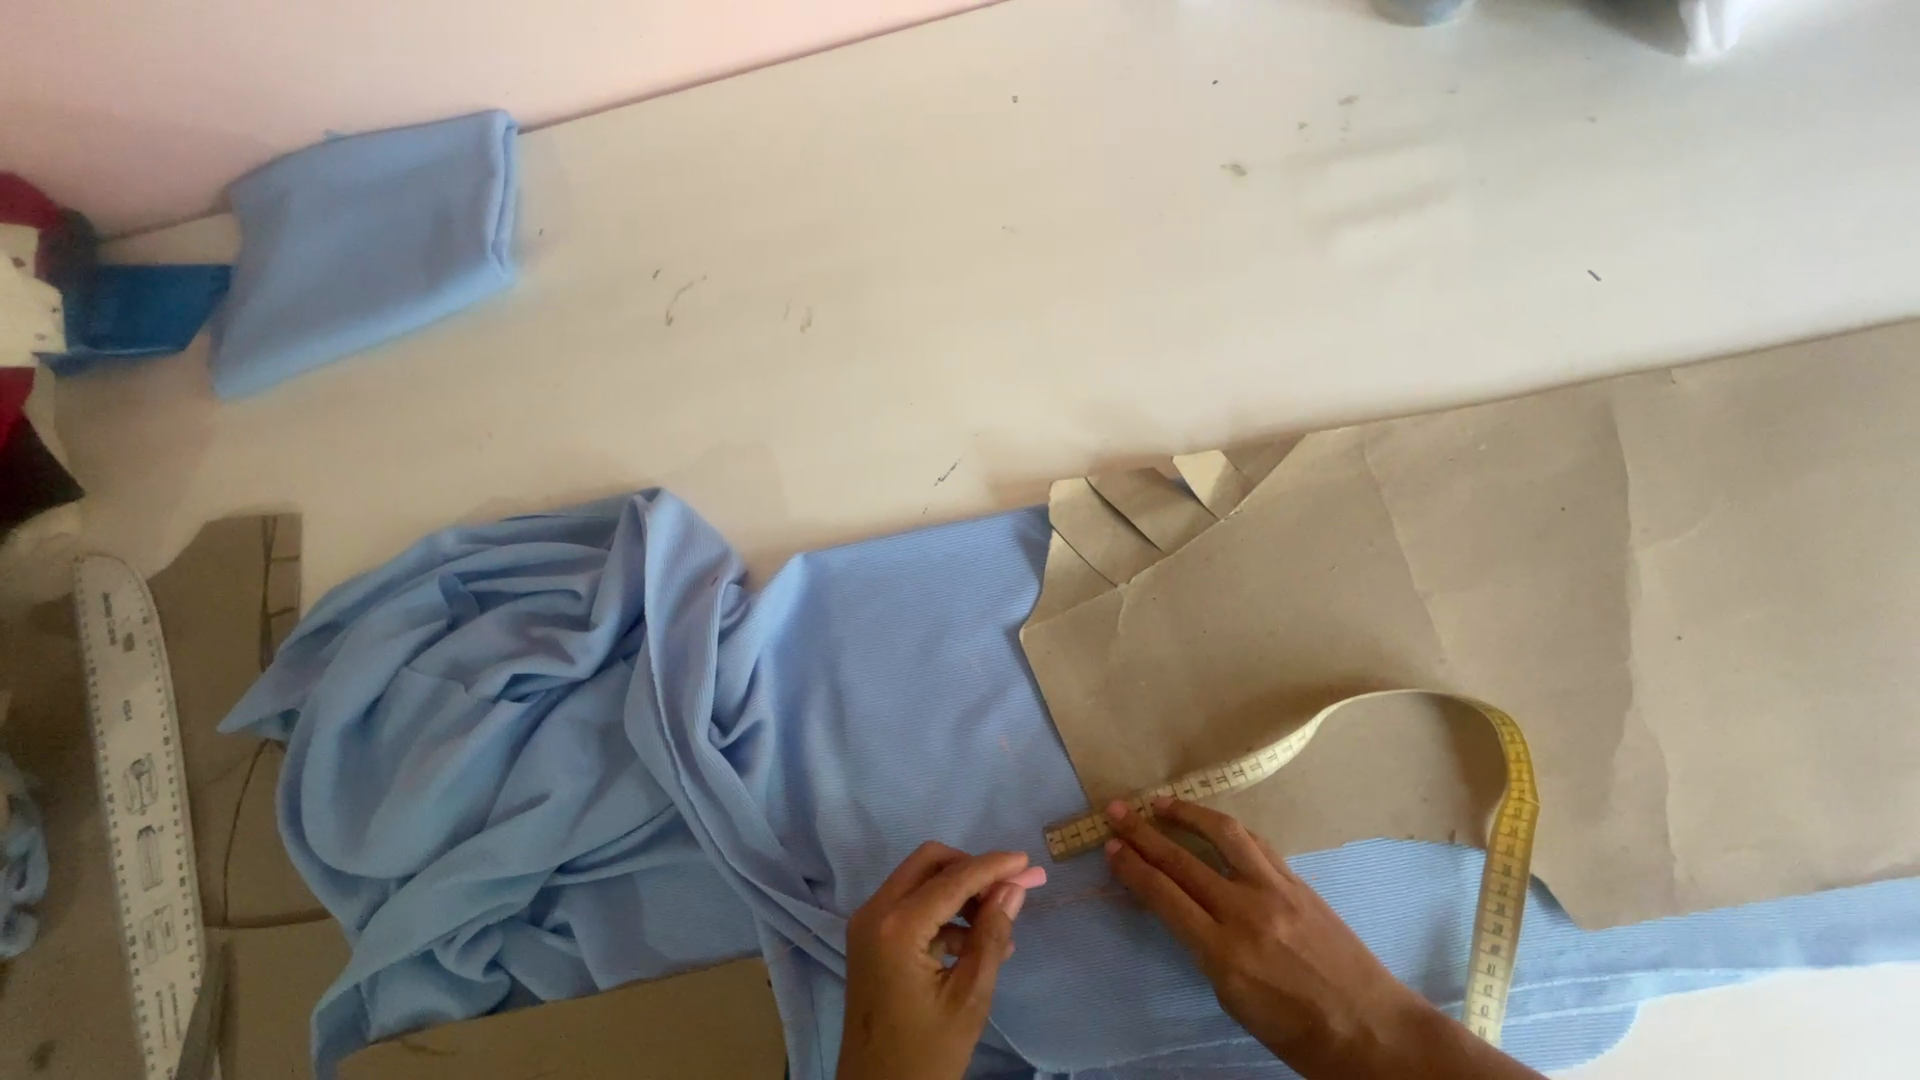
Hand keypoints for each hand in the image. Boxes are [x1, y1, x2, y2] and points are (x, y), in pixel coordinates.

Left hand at [837, 842, 1047, 1079]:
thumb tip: (1013, 887)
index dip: (993, 866)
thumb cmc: (926, 1054)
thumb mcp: (970, 997)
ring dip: (959, 889)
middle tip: (1011, 885)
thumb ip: (991, 935)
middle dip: (973, 868)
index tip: (1027, 861)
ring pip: (919, 880)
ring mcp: (867, 924)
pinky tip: (976, 940)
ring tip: (999, 920)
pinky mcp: (869, 939)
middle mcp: (875, 912)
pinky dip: (942, 910)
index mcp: (897, 927)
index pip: (953, 878)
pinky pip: (910, 905)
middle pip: (930, 862)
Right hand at [1104, 798, 1542, 1079]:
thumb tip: (1180, 907)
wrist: (1372, 1030)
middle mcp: (1245, 911)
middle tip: (1115, 810)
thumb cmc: (1296, 1031)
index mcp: (1222, 952)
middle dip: (1142, 832)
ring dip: (1186, 813)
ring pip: (1222, 835)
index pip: (1163, 895)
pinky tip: (1212, 824)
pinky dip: (1225, 829)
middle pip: (1182, 859)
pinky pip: (1254, 843)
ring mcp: (1275, 890)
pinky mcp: (1298, 882)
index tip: (1110, 848)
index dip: (1132, 867)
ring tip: (1160, 802)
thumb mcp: (1232, 999)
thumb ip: (1203, 947)